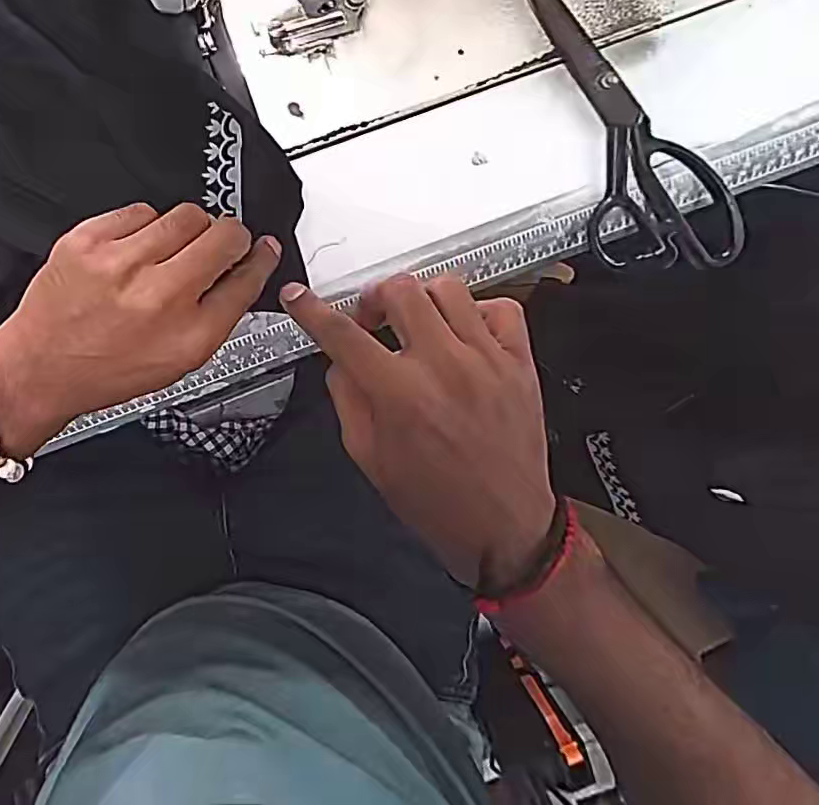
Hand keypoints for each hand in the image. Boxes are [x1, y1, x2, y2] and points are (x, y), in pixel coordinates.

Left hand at [0, 203, 281, 456]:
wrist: (39, 367)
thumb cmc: (105, 369)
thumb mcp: (177, 360)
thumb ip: (217, 314)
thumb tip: (242, 271)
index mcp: (188, 336)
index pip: (246, 280)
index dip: (259, 259)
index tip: (261, 249)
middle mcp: (158, 297)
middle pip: (224, 236)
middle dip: (229, 236)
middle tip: (217, 244)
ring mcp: (121, 263)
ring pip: (185, 215)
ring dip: (186, 229)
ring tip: (165, 252)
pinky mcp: (89, 240)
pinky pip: (141, 209)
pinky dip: (144, 225)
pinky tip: (132, 249)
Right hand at [281, 274, 555, 592]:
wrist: (504, 529)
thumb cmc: (438, 500)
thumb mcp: (368, 455)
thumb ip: (346, 398)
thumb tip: (338, 359)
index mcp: (400, 395)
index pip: (341, 334)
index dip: (310, 310)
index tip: (299, 298)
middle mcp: (444, 369)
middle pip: (398, 291)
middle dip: (372, 298)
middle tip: (371, 318)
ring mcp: (487, 362)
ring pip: (447, 288)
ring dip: (421, 299)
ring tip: (417, 322)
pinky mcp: (519, 365)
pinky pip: (501, 307)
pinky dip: (477, 310)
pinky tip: (463, 330)